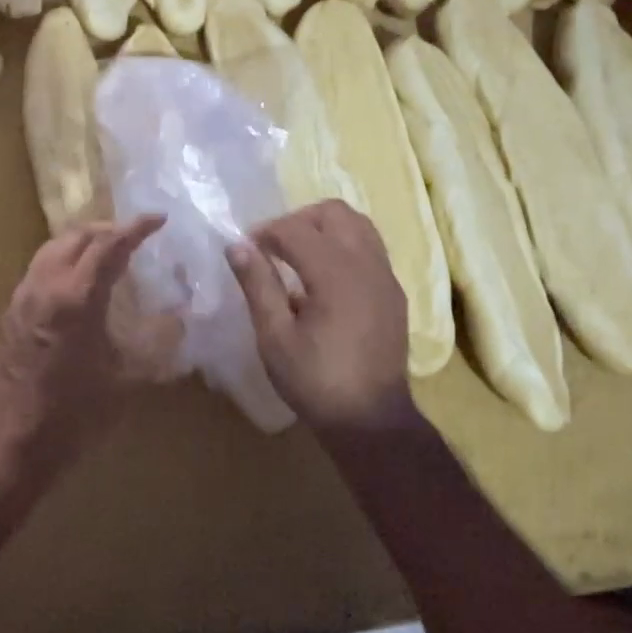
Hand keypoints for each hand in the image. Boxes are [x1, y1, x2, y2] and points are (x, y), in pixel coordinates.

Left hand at [0, 215, 166, 458]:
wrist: (14, 440)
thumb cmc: (75, 413)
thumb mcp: (128, 378)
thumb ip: (157, 341)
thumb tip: (181, 317)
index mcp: (76, 296)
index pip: (109, 244)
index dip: (137, 227)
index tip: (159, 219)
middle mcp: (45, 285)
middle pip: (77, 235)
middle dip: (108, 228)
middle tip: (135, 236)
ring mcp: (23, 296)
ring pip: (53, 248)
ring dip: (83, 241)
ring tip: (109, 253)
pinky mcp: (11, 312)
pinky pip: (40, 268)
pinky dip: (65, 260)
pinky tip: (80, 283)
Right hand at [226, 200, 419, 433]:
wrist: (370, 420)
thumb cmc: (315, 381)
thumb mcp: (274, 337)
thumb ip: (258, 285)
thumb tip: (237, 245)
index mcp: (335, 273)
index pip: (295, 229)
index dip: (265, 233)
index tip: (246, 250)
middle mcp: (366, 264)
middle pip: (333, 212)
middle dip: (298, 220)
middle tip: (274, 248)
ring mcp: (386, 276)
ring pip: (358, 224)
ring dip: (324, 229)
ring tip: (299, 257)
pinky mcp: (394, 292)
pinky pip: (370, 248)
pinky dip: (344, 246)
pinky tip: (324, 280)